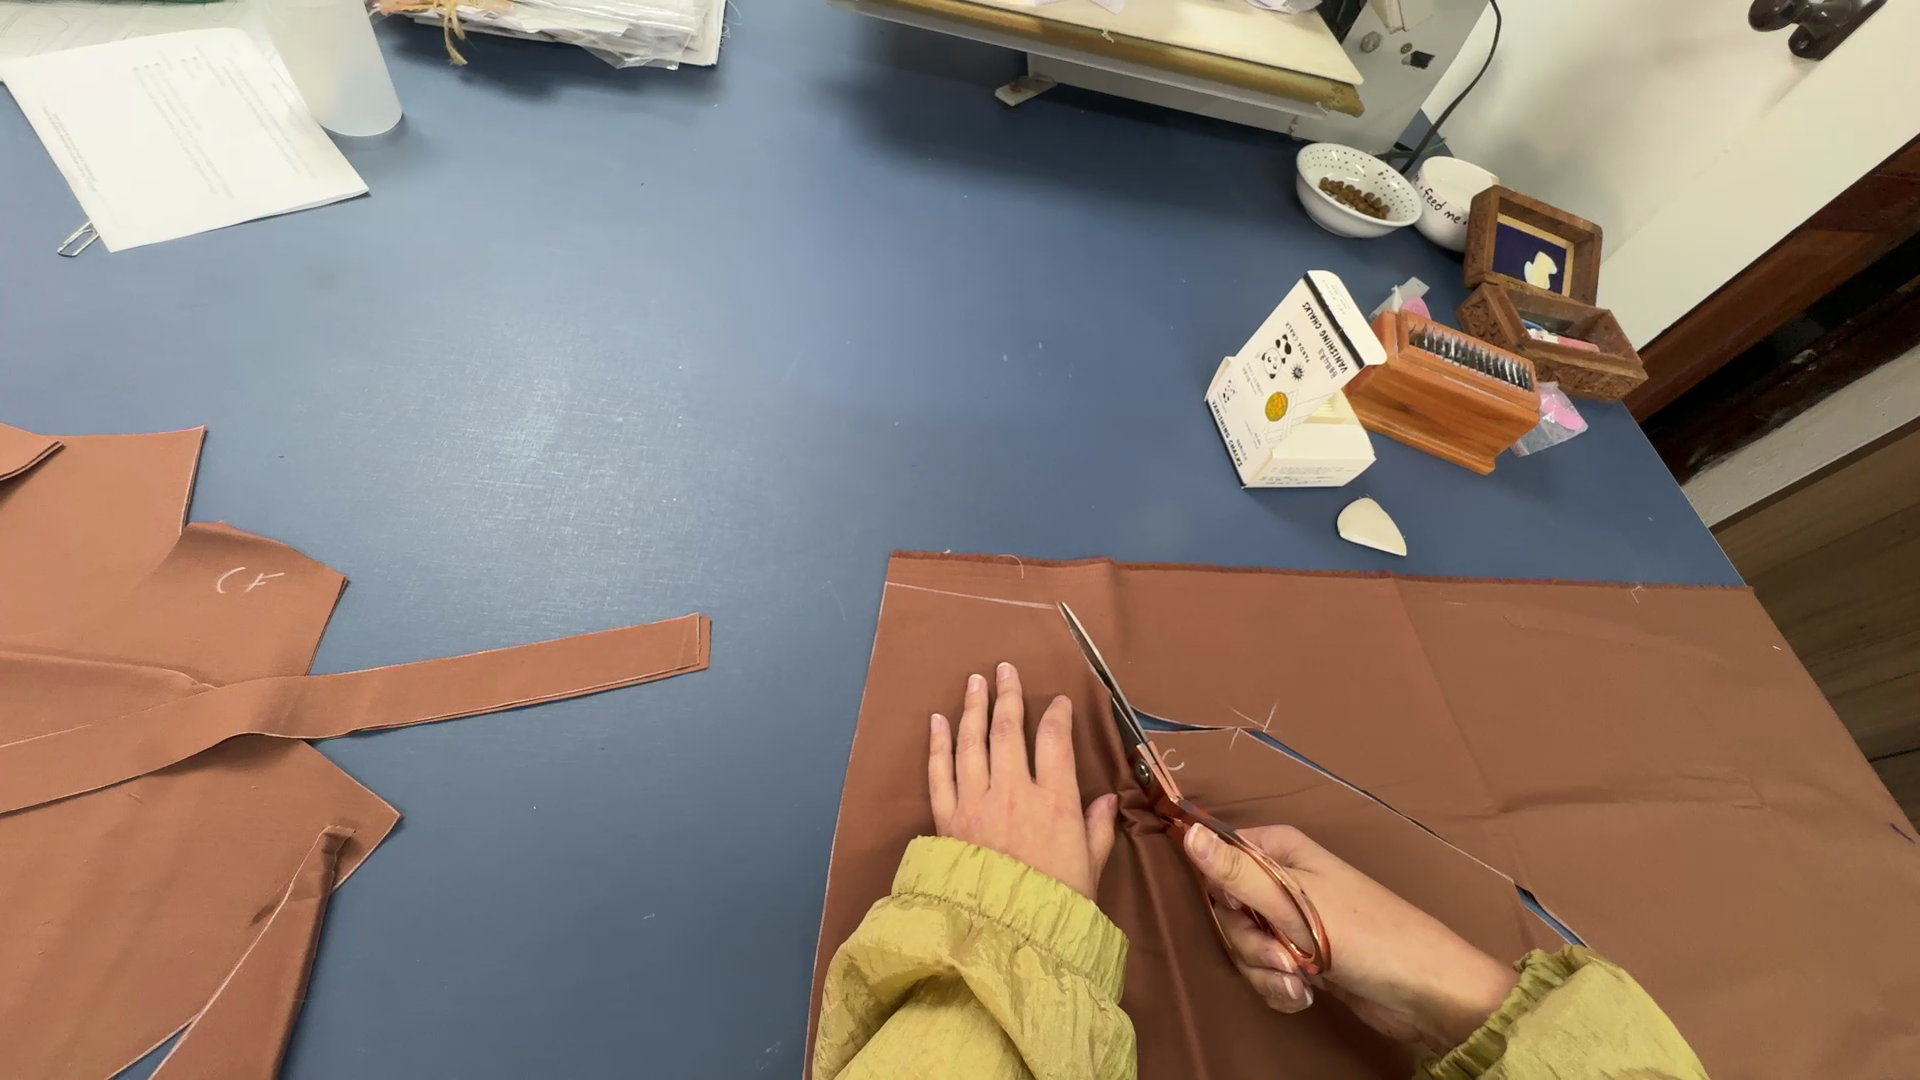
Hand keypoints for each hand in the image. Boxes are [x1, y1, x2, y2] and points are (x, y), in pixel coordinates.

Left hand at [928, 662, 1118, 898]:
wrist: (1005, 939)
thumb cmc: (1055, 905)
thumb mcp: (1090, 869)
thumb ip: (1098, 829)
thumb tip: (1109, 798)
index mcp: (1054, 801)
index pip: (1055, 741)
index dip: (1057, 716)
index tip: (1058, 702)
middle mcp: (1013, 791)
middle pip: (1008, 731)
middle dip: (1007, 696)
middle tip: (1004, 669)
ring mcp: (975, 801)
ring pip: (972, 742)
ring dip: (973, 708)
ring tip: (974, 681)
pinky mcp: (947, 818)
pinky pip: (940, 772)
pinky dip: (938, 744)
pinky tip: (937, 720)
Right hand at [1184, 825, 1517, 1053]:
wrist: (1427, 996)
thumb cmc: (1364, 933)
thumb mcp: (1293, 902)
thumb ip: (1235, 870)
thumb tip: (1184, 830)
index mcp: (1277, 848)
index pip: (1218, 858)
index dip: (1222, 892)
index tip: (1242, 913)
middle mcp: (1279, 877)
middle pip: (1226, 908)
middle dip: (1249, 942)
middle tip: (1284, 957)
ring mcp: (1289, 917)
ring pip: (1243, 942)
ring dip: (1265, 969)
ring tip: (1300, 982)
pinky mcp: (1300, 954)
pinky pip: (1263, 967)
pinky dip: (1277, 985)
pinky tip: (1304, 996)